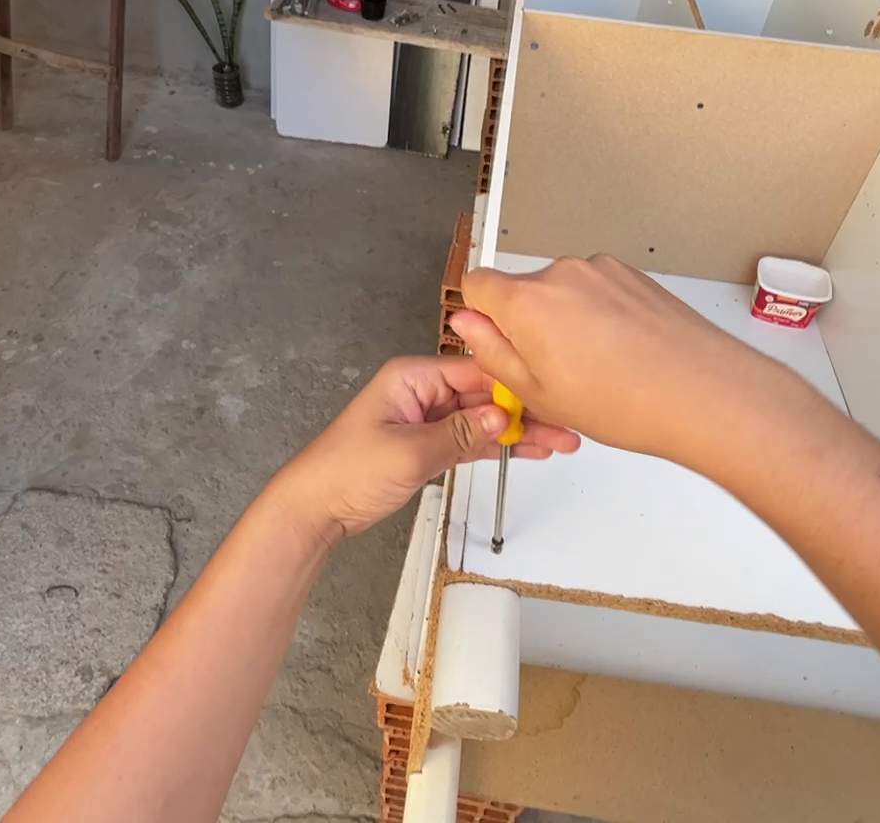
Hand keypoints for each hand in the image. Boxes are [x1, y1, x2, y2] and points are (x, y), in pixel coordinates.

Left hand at [271, 356, 580, 543]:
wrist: (316, 508)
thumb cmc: (344, 469)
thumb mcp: (409, 451)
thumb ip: (460, 433)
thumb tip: (501, 416)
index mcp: (412, 377)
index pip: (474, 372)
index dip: (511, 386)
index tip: (545, 397)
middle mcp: (422, 392)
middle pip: (483, 396)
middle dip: (523, 411)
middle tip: (563, 424)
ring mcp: (426, 419)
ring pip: (482, 420)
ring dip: (518, 431)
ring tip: (558, 439)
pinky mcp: (428, 444)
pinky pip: (471, 440)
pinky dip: (497, 446)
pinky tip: (527, 449)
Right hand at [452, 255, 820, 464]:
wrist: (703, 392)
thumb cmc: (628, 401)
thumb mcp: (536, 393)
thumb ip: (490, 351)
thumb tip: (467, 324)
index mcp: (528, 301)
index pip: (476, 283)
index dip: (481, 316)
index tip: (498, 341)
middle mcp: (561, 273)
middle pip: (521, 290)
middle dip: (527, 324)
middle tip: (554, 370)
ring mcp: (601, 270)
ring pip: (560, 292)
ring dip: (565, 320)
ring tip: (596, 367)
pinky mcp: (630, 274)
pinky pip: (595, 290)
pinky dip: (598, 315)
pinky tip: (619, 353)